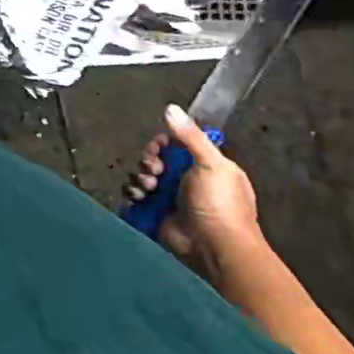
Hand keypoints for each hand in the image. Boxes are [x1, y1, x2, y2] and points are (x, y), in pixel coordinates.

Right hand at [128, 104, 263, 267]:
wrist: (213, 246)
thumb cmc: (220, 204)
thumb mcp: (211, 164)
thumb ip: (190, 136)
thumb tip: (171, 108)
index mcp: (205, 166)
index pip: (176, 146)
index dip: (163, 143)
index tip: (159, 146)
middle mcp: (186, 180)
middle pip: (155, 159)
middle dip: (148, 161)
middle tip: (154, 170)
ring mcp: (169, 198)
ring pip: (141, 176)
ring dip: (140, 178)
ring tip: (150, 188)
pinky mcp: (154, 212)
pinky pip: (134, 196)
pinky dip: (133, 194)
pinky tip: (141, 197)